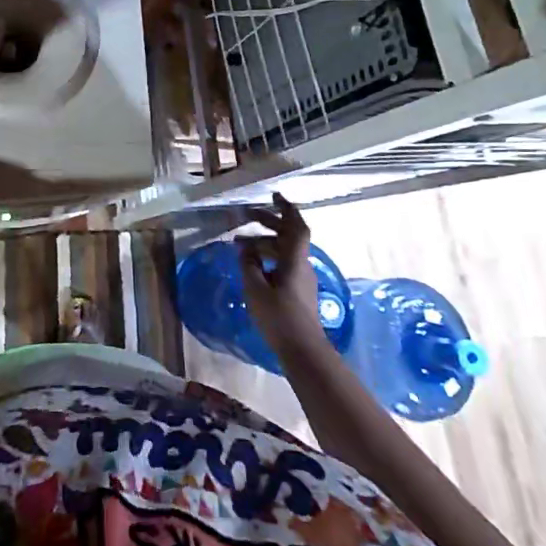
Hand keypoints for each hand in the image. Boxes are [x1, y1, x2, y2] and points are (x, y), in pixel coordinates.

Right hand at [239, 193, 328, 356]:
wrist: (303, 349)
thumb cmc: (279, 316)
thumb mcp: (255, 289)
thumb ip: (249, 265)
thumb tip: (245, 249)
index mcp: (294, 260)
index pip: (295, 226)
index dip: (286, 208)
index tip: (274, 195)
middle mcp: (302, 265)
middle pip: (288, 236)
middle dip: (269, 223)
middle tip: (247, 216)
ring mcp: (302, 279)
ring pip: (285, 251)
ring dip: (265, 243)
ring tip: (241, 246)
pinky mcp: (300, 291)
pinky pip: (284, 264)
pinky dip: (269, 258)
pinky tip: (254, 267)